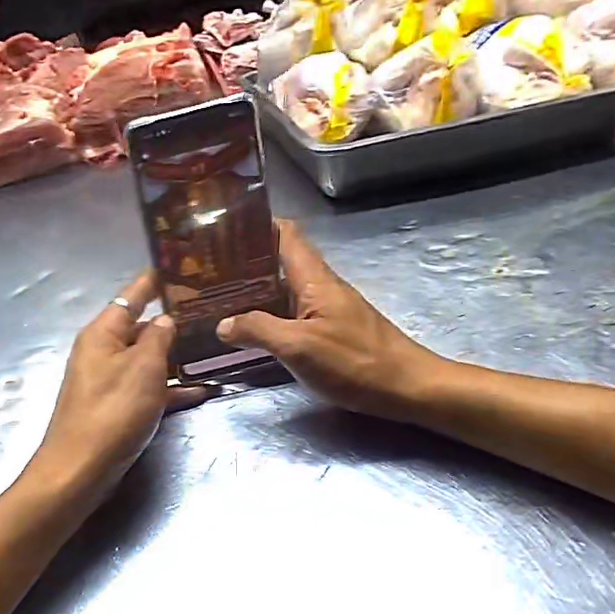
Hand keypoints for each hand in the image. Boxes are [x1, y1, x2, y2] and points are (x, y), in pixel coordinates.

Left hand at [31, 272, 205, 495]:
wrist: (81, 468)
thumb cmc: (113, 410)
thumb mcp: (143, 367)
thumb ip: (158, 338)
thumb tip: (165, 318)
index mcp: (102, 332)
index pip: (132, 295)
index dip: (155, 280)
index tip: (180, 265)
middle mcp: (102, 351)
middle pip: (140, 326)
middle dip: (171, 319)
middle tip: (210, 309)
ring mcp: (108, 380)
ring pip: (147, 358)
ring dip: (175, 354)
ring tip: (212, 344)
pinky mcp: (116, 406)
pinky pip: (147, 388)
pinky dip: (170, 387)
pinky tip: (202, 389)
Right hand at [216, 221, 450, 423]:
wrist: (408, 388)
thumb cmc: (355, 361)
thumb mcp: (298, 346)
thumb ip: (258, 330)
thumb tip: (223, 324)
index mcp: (315, 279)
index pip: (286, 235)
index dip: (256, 225)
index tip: (223, 227)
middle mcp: (320, 287)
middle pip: (279, 261)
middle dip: (245, 261)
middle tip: (207, 269)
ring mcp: (327, 310)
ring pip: (283, 290)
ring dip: (253, 291)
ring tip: (218, 297)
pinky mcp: (330, 331)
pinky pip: (291, 313)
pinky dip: (267, 315)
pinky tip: (249, 330)